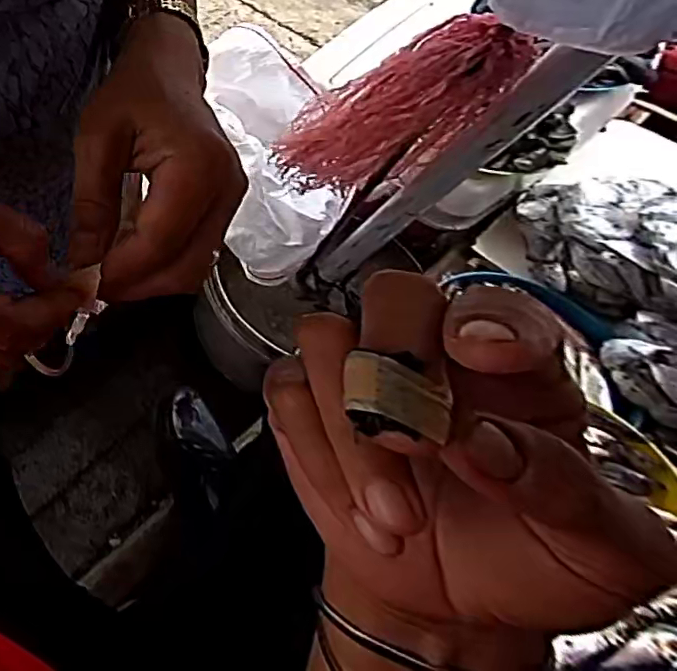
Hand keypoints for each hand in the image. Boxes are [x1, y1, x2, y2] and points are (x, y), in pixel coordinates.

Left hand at [71, 14, 243, 301]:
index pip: (160, 241)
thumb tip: (82, 260)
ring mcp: (232, 200)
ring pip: (195, 266)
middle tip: (85, 290)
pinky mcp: (223, 204)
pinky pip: (196, 250)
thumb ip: (92, 203)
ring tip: (98, 277)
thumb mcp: (95, 142)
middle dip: (135, 286)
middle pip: (187, 266)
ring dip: (147, 281)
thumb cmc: (129, 96)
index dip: (120, 272)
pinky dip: (159, 264)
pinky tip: (121, 259)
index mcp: (196, 168)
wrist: (168, 69)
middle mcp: (227, 190)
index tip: (81, 287)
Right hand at [266, 272, 676, 666]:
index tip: (481, 352)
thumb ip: (567, 490)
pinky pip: (286, 393)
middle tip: (409, 431)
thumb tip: (484, 443)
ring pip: (324, 338)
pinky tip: (362, 505)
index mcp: (518, 376)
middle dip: (391, 350)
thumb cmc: (533, 561)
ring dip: (350, 426)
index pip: (497, 306)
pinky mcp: (299, 397)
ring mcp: (353, 371)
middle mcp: (430, 358)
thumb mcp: (606, 550)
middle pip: (392, 294)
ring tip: (395, 507)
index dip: (484, 316)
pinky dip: (319, 456)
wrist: (451, 596)